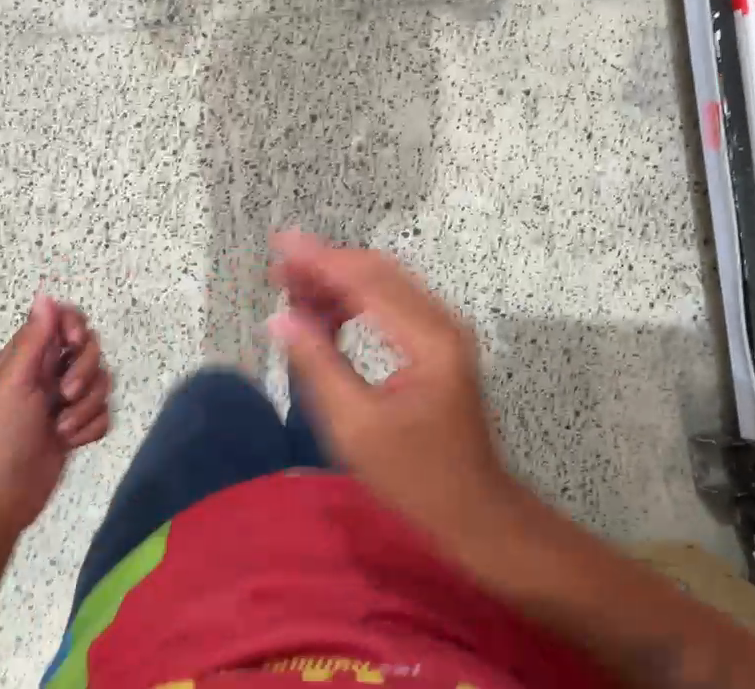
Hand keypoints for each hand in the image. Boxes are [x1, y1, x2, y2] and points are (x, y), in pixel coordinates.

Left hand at [0, 295, 111, 530]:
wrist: (6, 494)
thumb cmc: (3, 434)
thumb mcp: (13, 382)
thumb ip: (32, 338)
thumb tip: (45, 295)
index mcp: (29, 357)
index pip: (64, 321)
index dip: (76, 327)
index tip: (74, 344)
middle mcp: (49, 373)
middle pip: (90, 350)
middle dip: (85, 373)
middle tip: (65, 395)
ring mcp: (66, 401)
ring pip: (101, 383)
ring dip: (86, 408)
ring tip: (62, 429)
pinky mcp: (79, 426)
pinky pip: (104, 413)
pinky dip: (90, 429)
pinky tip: (69, 442)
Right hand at [267, 232, 518, 551]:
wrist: (476, 511)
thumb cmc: (416, 478)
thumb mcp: (355, 427)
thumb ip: (318, 365)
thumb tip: (279, 319)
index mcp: (428, 339)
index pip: (367, 281)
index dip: (320, 260)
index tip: (281, 244)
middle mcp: (442, 322)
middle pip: (378, 273)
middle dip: (326, 266)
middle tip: (279, 270)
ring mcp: (445, 331)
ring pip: (385, 285)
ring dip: (339, 283)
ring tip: (292, 291)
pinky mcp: (440, 344)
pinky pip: (393, 305)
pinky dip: (357, 302)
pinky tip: (326, 315)